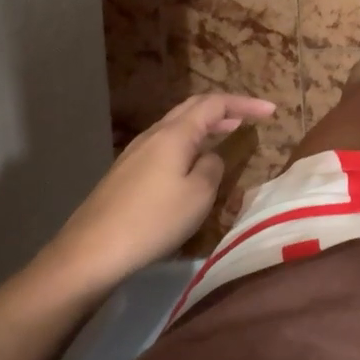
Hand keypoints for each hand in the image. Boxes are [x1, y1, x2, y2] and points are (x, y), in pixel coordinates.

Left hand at [33, 93, 274, 293]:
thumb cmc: (152, 221)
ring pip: (176, 126)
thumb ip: (212, 166)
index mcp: (174, 134)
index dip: (245, 104)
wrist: (88, 255)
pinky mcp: (124, 175)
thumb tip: (209, 157)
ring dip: (205, 125)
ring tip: (226, 133)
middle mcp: (153, 136)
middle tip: (249, 116)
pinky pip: (165, 145)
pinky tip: (193, 161)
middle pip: (192, 108)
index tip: (271, 112)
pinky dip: (188, 142)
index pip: (215, 104)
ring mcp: (134, 155)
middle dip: (224, 109)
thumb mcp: (199, 194)